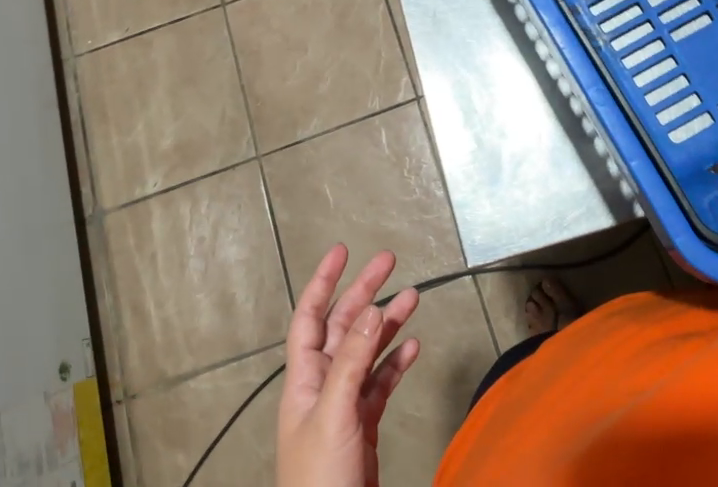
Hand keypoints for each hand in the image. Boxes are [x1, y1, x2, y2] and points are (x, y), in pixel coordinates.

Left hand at [278, 245, 420, 486]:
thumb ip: (352, 362)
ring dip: (388, 325)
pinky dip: (397, 364)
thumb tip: (371, 311)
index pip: (310, 318)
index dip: (324, 283)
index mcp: (303, 380)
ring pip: (367, 353)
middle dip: (364, 293)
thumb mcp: (333, 414)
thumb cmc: (318, 478)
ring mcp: (343, 406)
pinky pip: (381, 384)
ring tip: (413, 299)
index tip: (342, 252)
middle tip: (389, 262)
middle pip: (343, 328)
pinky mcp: (363, 426)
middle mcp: (321, 386)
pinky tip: (413, 348)